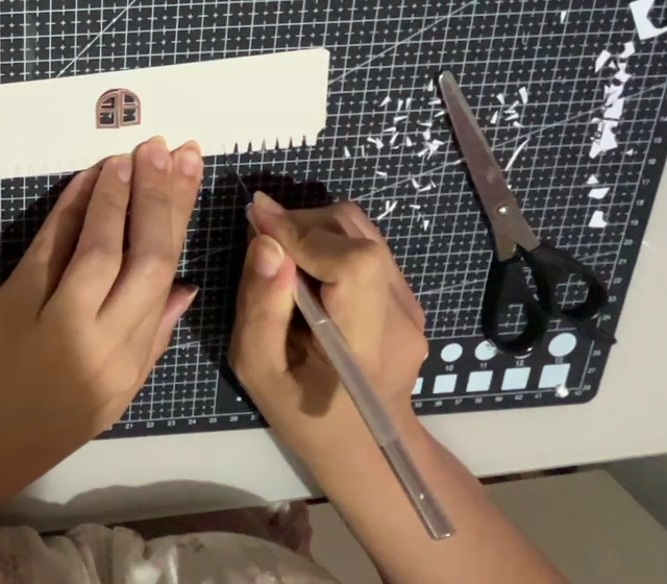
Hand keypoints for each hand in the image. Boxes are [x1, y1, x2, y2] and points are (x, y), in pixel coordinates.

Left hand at [0, 137, 203, 464]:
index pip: (166, 278)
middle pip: (146, 258)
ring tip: (133, 155)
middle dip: (161, 198)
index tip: (188, 175)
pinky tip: (86, 179)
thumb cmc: (35, 423)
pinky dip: (70, 208)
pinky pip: (51, 247)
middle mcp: (105, 345)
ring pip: (102, 248)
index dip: (180, 219)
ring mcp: (59, 324)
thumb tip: (184, 289)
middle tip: (172, 149)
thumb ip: (149, 343)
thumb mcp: (107, 398)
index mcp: (130, 367)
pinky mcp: (14, 303)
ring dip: (118, 195)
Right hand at [229, 193, 428, 467]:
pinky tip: (306, 273)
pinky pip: (364, 244)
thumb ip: (260, 307)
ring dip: (313, 228)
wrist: (367, 447)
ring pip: (361, 230)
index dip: (302, 232)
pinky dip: (327, 241)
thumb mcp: (258, 369)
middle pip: (356, 234)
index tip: (256, 218)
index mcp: (364, 345)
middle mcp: (400, 317)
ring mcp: (410, 305)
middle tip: (261, 243)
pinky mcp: (406, 296)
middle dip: (300, 224)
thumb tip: (266, 242)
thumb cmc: (302, 414)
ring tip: (282, 258)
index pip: (354, 262)